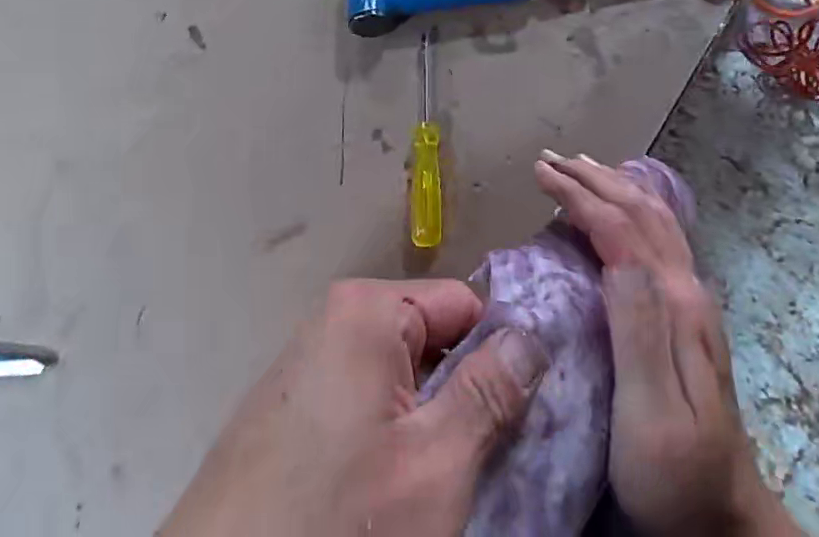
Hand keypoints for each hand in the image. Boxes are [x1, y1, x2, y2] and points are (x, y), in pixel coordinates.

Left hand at [162, 279, 548, 536]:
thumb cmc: (337, 521)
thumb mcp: (436, 461)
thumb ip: (491, 390)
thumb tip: (531, 336)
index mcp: (367, 310)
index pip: (464, 303)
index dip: (499, 351)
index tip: (519, 405)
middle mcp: (333, 321)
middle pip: (431, 337)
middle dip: (462, 388)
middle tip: (483, 451)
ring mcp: (305, 366)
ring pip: (398, 374)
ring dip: (427, 418)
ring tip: (434, 475)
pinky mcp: (288, 411)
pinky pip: (361, 400)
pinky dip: (387, 434)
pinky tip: (386, 486)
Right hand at [535, 152, 800, 536]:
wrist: (724, 515)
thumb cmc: (673, 473)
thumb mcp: (650, 411)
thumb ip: (638, 328)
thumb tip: (620, 253)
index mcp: (674, 303)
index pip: (622, 226)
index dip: (581, 194)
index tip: (540, 172)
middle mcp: (687, 288)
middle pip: (641, 211)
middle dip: (594, 178)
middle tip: (549, 160)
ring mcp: (691, 299)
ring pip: (654, 219)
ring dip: (614, 186)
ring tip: (579, 168)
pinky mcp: (685, 313)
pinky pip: (657, 237)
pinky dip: (631, 208)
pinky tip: (619, 208)